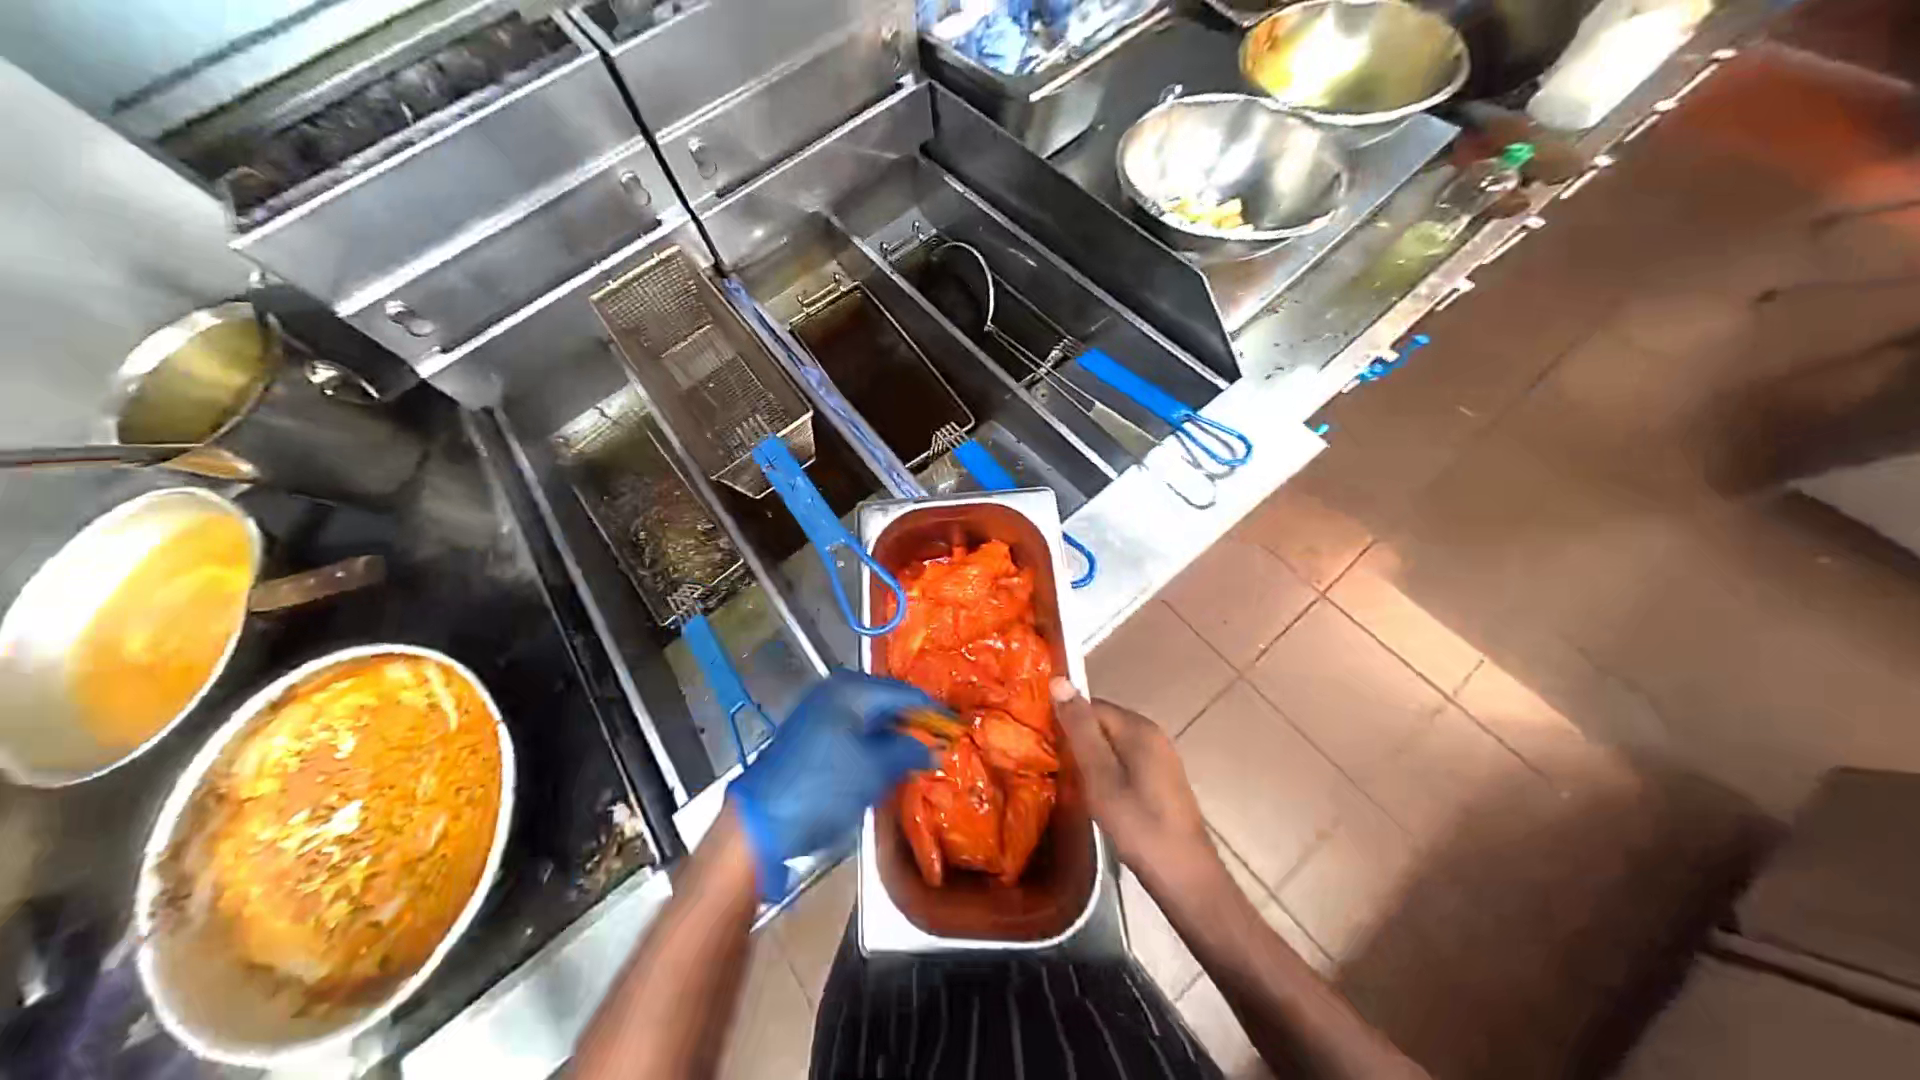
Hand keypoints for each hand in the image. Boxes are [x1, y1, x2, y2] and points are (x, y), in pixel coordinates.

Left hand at [729, 670, 934, 897]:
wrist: (761, 822)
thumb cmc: (822, 788)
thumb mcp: (875, 770)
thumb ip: (909, 751)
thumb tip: (934, 746)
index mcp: (851, 689)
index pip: (906, 693)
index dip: (933, 713)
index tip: (956, 731)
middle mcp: (834, 691)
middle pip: (887, 703)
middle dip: (913, 725)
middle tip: (938, 747)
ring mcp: (819, 712)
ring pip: (870, 719)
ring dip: (893, 737)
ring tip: (917, 759)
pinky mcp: (810, 735)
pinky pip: (853, 732)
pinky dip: (872, 745)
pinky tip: (886, 765)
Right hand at [1052, 678, 1222, 892]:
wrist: (1184, 876)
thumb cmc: (1138, 824)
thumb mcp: (1100, 776)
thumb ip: (1080, 729)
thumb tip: (1059, 680)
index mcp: (1138, 728)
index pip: (1091, 705)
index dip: (1064, 719)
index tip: (1040, 741)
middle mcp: (1152, 734)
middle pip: (1102, 723)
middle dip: (1075, 739)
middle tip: (1048, 763)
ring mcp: (1160, 758)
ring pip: (1111, 744)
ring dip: (1088, 758)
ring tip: (1065, 780)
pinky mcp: (1161, 779)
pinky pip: (1123, 762)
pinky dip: (1105, 772)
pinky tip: (1093, 795)